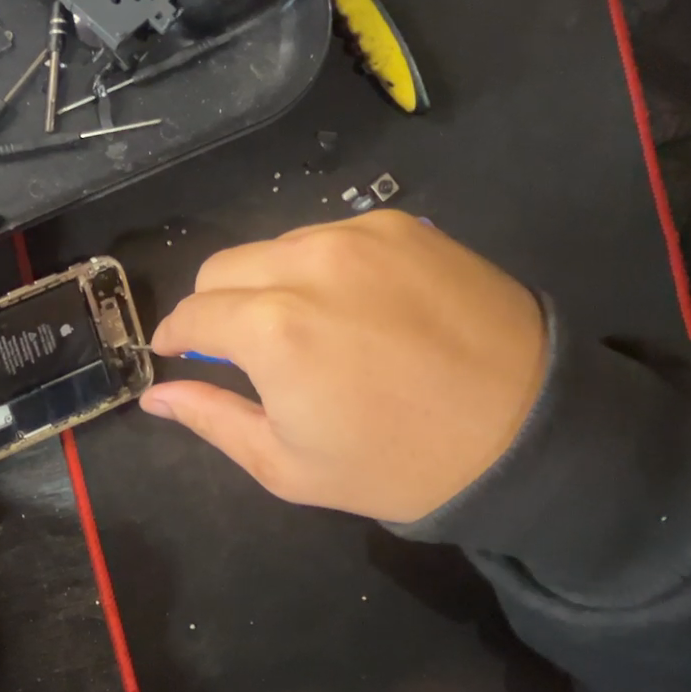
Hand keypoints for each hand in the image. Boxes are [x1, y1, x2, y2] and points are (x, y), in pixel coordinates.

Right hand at [140, 211, 547, 522]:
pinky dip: (316, 268)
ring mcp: (358, 237)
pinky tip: (350, 305)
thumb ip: (211, 418)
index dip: (173, 336)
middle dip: (213, 306)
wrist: (535, 435)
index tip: (176, 354)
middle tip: (238, 347)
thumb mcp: (288, 464)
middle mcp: (306, 265)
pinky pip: (328, 237)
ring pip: (273, 248)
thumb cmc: (399, 463)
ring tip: (302, 326)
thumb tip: (156, 395)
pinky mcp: (403, 227)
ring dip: (265, 283)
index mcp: (272, 328)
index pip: (191, 313)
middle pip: (221, 268)